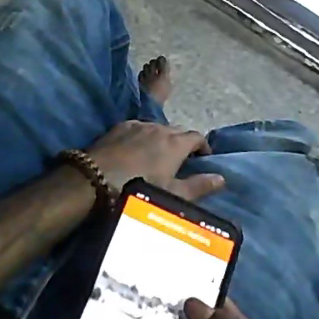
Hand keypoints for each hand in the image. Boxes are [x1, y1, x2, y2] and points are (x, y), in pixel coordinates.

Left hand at [83, 120, 220, 201]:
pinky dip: (143, 135)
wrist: (96, 178)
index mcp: (175, 143)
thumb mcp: (172, 194)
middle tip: (182, 159)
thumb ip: (199, 185)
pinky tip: (137, 149)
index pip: (196, 137)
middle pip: (177, 131)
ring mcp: (137, 125)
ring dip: (162, 138)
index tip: (203, 158)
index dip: (202, 146)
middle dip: (183, 142)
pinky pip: (138, 127)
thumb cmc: (139, 188)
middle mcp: (158, 128)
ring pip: (156, 127)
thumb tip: (221, 178)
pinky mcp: (119, 127)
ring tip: (158, 155)